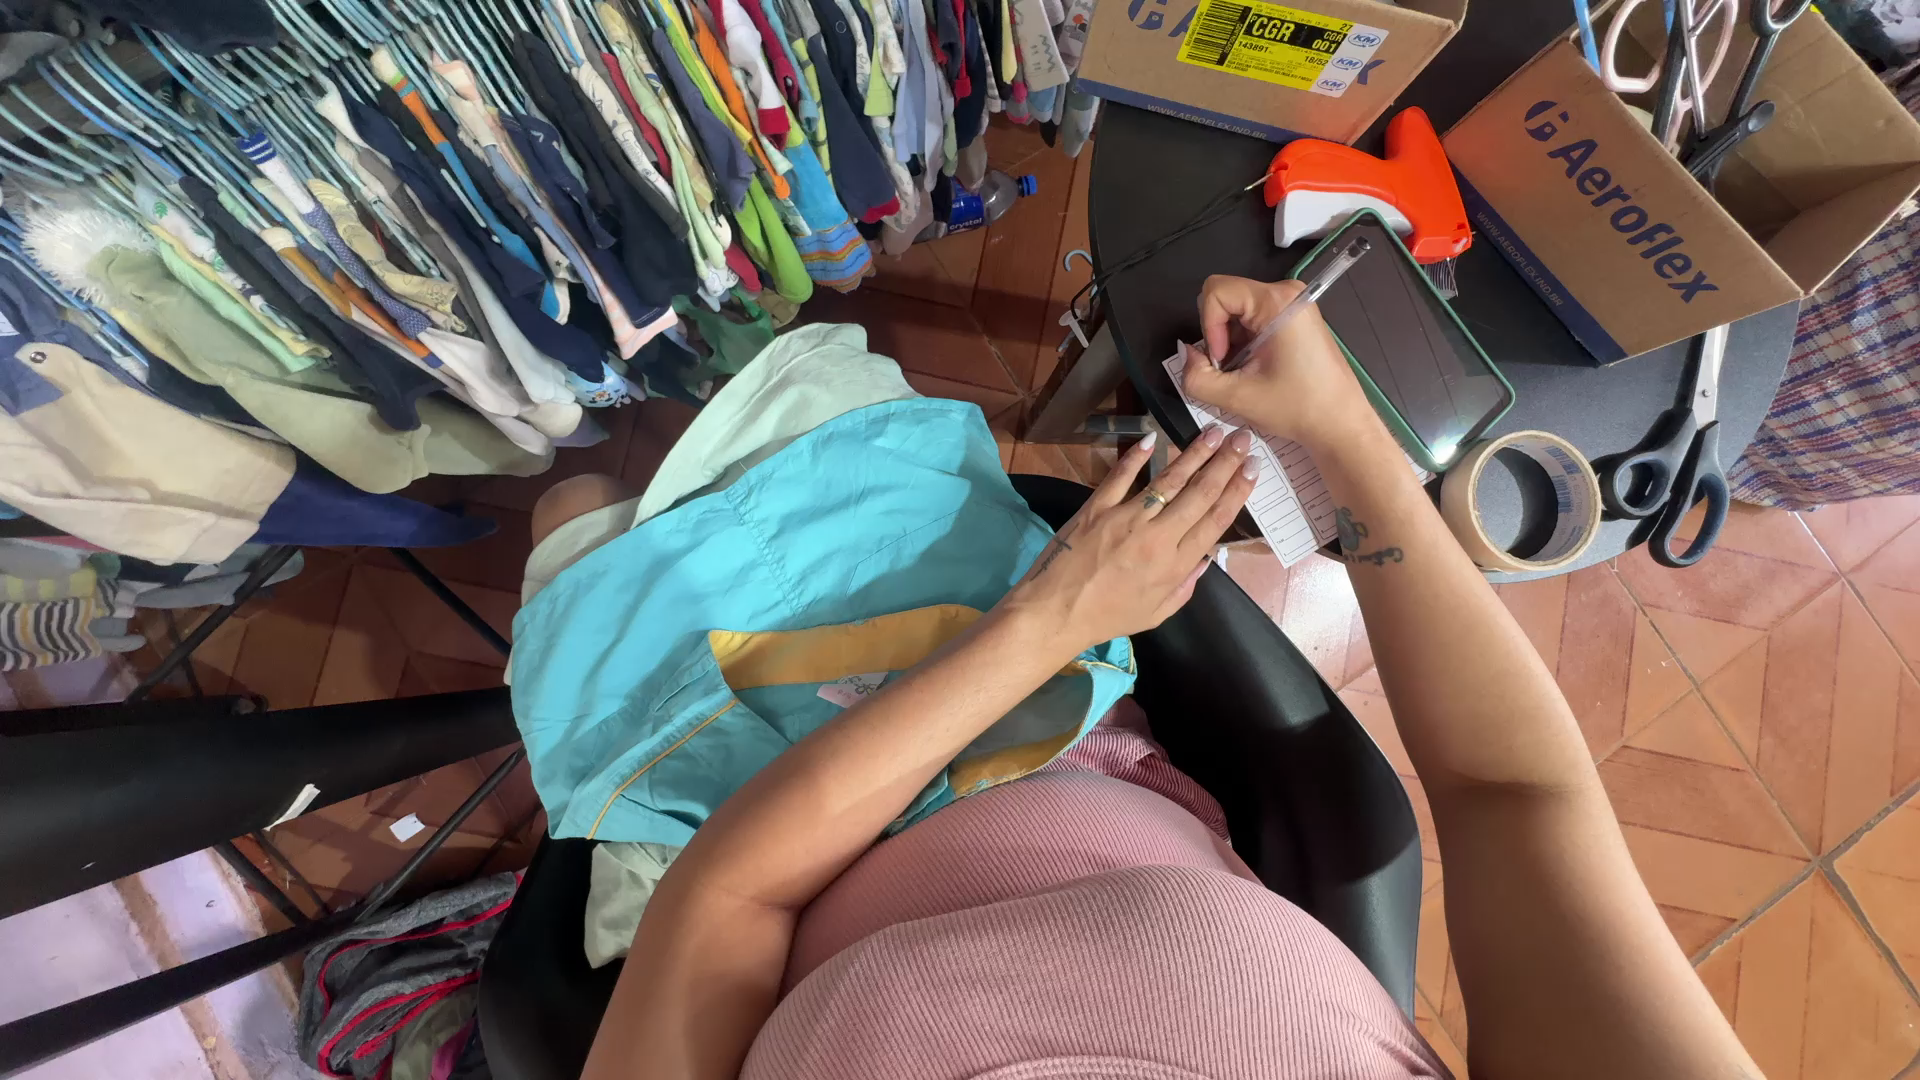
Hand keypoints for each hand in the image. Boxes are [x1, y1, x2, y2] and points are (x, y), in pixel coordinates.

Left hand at [1001, 425, 1256, 653]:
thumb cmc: (1106, 617)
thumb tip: (1207, 557)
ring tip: (1214, 432)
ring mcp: (1125, 519)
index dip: (1237, 492)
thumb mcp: (1156, 614)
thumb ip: (1185, 586)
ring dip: (1194, 454)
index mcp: (1174, 566)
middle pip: (1199, 494)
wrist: (1055, 612)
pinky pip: (1120, 477)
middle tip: (1243, 438)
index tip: (1253, 469)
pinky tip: (1154, 438)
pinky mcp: (1096, 508)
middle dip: (1225, 463)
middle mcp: (1156, 538)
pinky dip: (1136, 457)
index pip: (1215, 521)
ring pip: (1168, 481)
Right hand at [1180, 275, 1372, 448]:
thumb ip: (1196, 377)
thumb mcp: (1235, 397)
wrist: (1338, 422)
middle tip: (1232, 369)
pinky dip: (1243, 344)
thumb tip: (1186, 355)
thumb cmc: (1296, 408)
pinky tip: (1256, 368)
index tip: (1223, 359)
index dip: (1208, 326)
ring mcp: (1292, 303)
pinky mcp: (1293, 317)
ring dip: (1230, 343)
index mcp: (1276, 302)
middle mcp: (1286, 293)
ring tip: (1246, 373)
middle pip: (1225, 299)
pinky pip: (1251, 320)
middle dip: (1218, 335)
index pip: (1215, 291)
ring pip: (1235, 312)